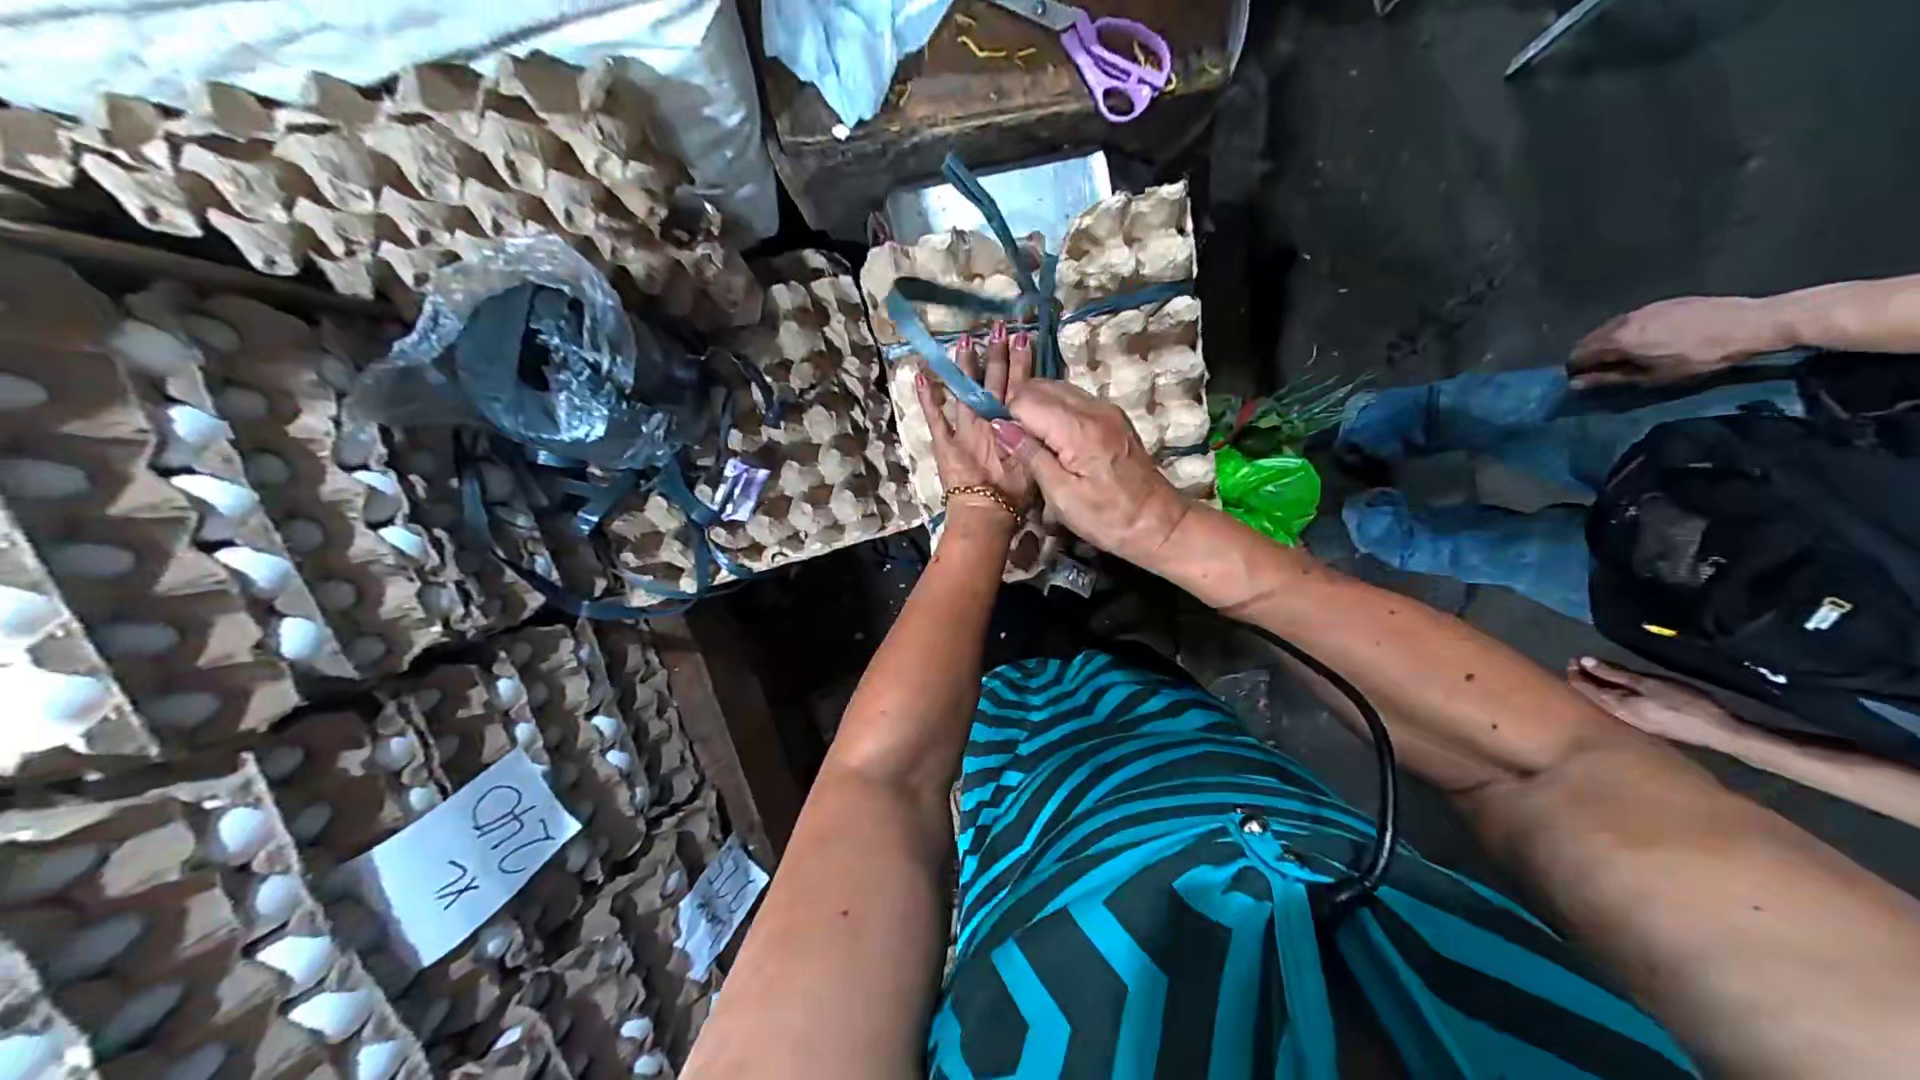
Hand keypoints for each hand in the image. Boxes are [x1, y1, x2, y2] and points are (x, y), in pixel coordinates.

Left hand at [914, 323, 1036, 513]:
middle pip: (994, 381)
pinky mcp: (944, 440)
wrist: (986, 512)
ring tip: (965, 339)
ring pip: (966, 389)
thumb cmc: (1014, 496)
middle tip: (999, 328)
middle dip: (997, 354)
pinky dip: (927, 395)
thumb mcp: (1034, 463)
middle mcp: (989, 419)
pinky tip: (920, 374)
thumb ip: (1034, 439)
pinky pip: (934, 414)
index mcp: (1014, 424)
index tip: (1023, 338)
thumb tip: (1042, 421)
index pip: (1019, 386)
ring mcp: (965, 427)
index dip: (1022, 362)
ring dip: (966, 365)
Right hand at [993, 379, 1190, 565]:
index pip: (1025, 399)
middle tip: (1009, 439)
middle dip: (1018, 406)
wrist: (1159, 523)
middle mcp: (1093, 408)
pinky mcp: (1112, 416)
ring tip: (1028, 439)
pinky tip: (1050, 437)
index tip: (997, 438)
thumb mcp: (1061, 496)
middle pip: (1040, 387)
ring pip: (1057, 389)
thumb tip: (999, 427)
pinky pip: (1073, 400)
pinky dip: (1055, 410)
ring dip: (1036, 407)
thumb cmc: (1107, 518)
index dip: (1005, 415)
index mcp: (1078, 429)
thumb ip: (1030, 455)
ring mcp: (1106, 409)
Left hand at [1566, 657, 1747, 749]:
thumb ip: (1613, 674)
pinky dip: (1610, 693)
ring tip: (1597, 670)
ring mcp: (1627, 722)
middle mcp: (1613, 716)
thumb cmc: (1683, 703)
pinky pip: (1615, 705)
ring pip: (1600, 700)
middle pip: (1587, 694)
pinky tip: (1616, 686)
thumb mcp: (1647, 683)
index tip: (1575, 657)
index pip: (1579, 687)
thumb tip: (1584, 661)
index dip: (1574, 670)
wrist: (1720, 732)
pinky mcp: (1641, 724)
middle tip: (1583, 661)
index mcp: (1611, 706)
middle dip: (1583, 677)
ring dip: (1596, 685)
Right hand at [1568, 296, 1783, 387]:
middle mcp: (1623, 320)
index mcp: (1617, 339)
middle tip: (1603, 370)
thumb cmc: (1699, 357)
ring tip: (1626, 355)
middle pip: (1590, 339)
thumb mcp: (1652, 376)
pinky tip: (1648, 340)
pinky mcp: (1663, 302)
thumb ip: (1609, 378)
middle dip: (1589, 354)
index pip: (1577, 354)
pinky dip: (1627, 331)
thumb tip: (1575, 383)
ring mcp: (1643, 308)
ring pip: (1610, 328)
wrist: (1751, 324)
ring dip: (1608, 342)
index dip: (1576, 369)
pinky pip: (1631, 319)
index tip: (1585, 380)